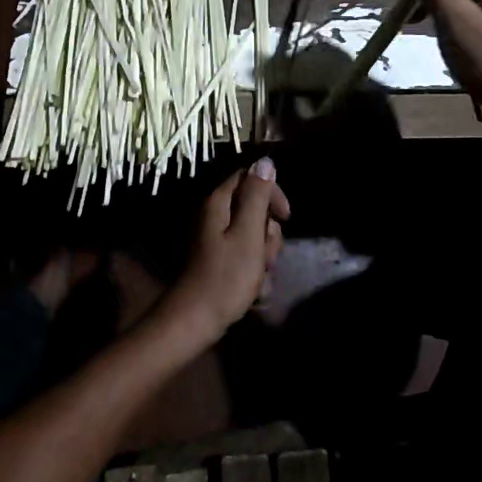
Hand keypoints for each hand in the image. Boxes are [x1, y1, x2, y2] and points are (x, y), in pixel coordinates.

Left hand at [156, 158, 289, 343]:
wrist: (196, 321)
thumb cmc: (226, 277)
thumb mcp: (248, 234)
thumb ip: (257, 197)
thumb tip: (265, 161)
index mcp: (219, 202)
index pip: (250, 177)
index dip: (271, 193)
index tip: (285, 217)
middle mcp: (215, 214)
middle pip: (254, 206)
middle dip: (268, 230)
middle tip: (266, 254)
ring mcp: (216, 237)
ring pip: (253, 231)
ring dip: (264, 252)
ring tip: (261, 274)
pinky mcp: (219, 257)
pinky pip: (246, 251)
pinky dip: (254, 266)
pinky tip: (255, 286)